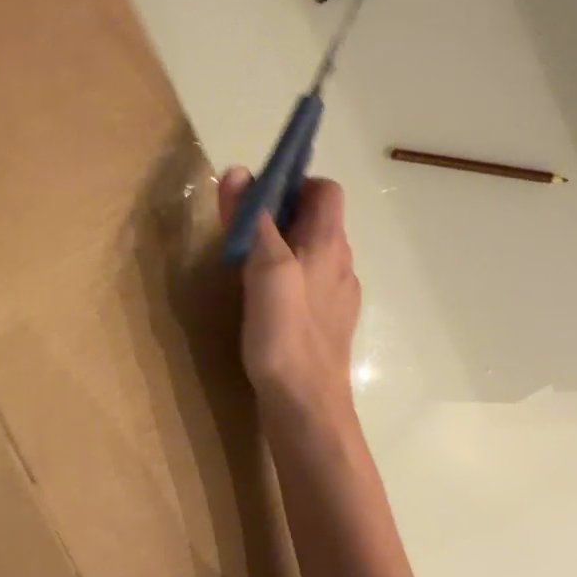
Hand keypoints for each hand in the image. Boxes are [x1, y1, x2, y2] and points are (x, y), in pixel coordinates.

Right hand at [217, 167, 361, 424]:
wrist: (305, 403)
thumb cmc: (284, 337)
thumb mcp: (263, 273)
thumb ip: (253, 225)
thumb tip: (237, 173)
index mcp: (329, 245)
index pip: (323, 190)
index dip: (290, 183)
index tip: (253, 198)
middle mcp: (340, 264)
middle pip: (315, 221)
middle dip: (278, 216)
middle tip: (237, 233)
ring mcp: (336, 296)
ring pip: (310, 254)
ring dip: (280, 249)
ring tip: (243, 268)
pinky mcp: (324, 323)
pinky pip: (306, 285)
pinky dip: (284, 279)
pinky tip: (262, 303)